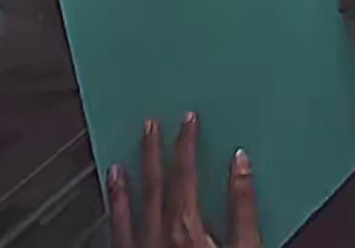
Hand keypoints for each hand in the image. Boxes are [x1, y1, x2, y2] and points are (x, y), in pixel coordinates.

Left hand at [107, 113, 260, 247]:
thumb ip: (243, 205)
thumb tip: (240, 160)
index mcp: (186, 231)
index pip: (184, 175)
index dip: (185, 144)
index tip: (187, 120)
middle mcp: (157, 244)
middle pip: (153, 189)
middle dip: (152, 154)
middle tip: (149, 126)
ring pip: (126, 218)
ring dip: (123, 190)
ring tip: (117, 167)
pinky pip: (117, 244)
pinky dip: (114, 223)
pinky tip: (111, 217)